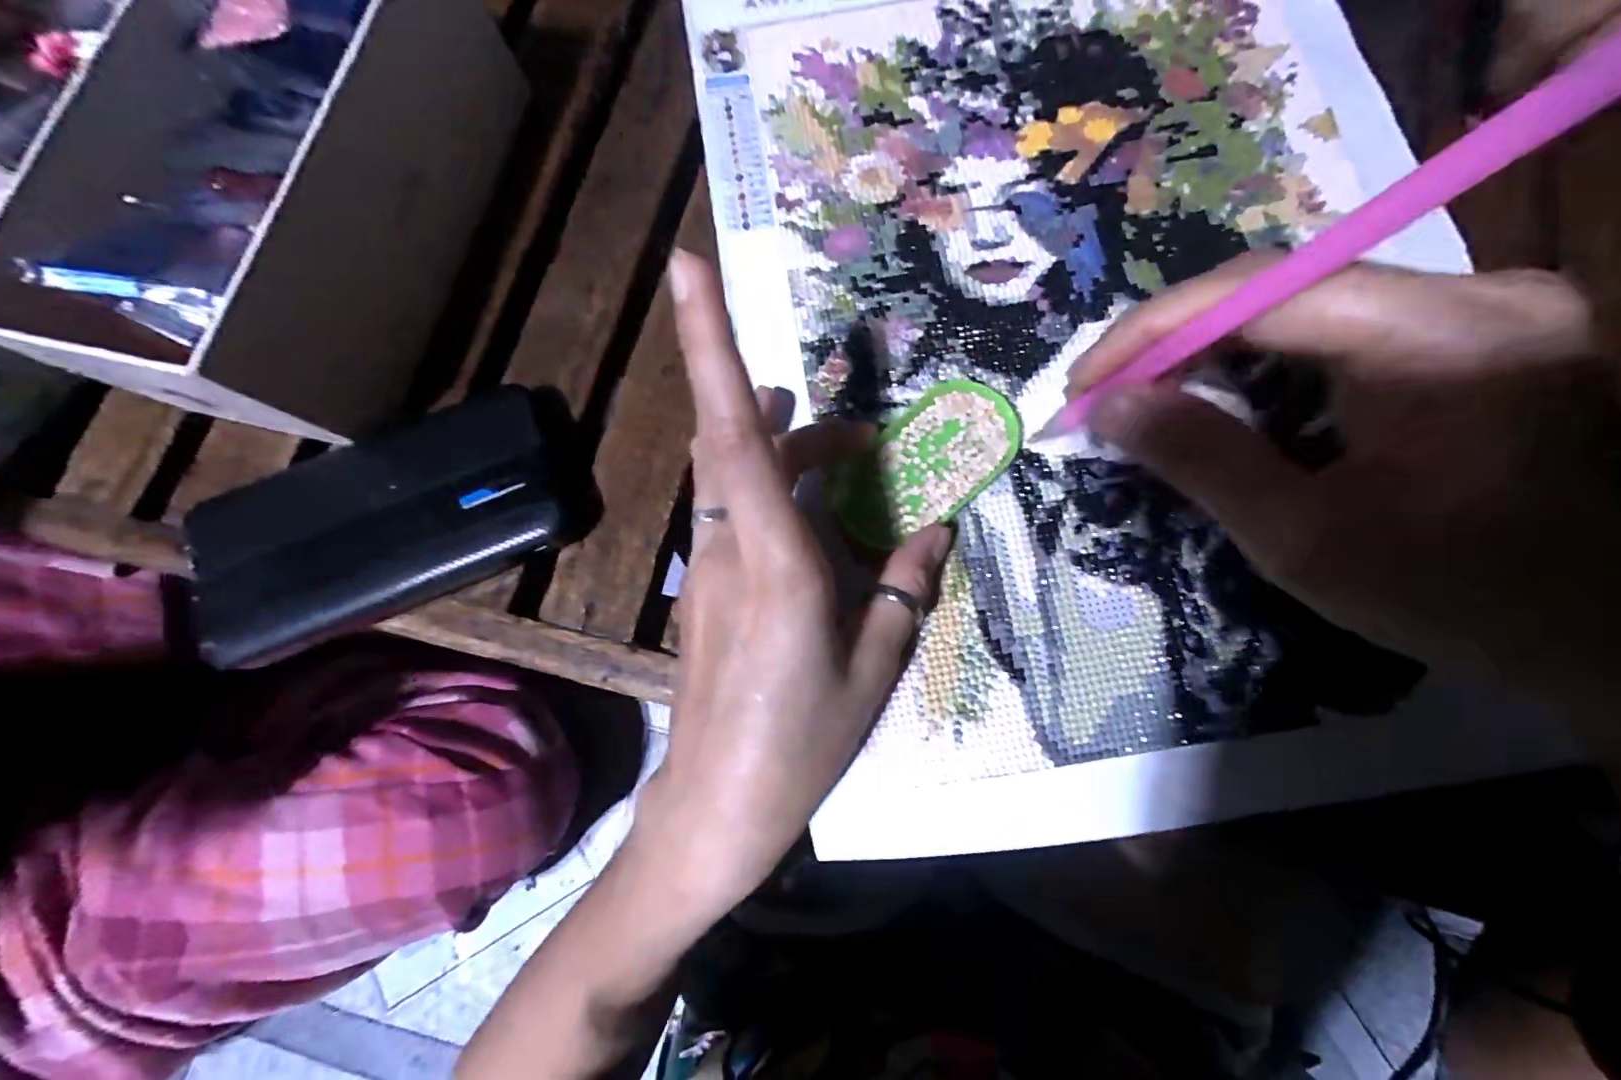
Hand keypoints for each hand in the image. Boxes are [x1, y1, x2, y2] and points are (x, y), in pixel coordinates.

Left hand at [638, 251, 952, 909]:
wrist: (716, 805)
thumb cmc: (802, 741)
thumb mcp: (877, 663)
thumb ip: (906, 584)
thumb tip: (936, 526)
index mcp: (776, 559)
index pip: (738, 431)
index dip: (708, 344)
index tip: (684, 267)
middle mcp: (731, 546)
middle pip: (742, 442)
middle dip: (795, 417)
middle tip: (863, 437)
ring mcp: (710, 566)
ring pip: (735, 475)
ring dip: (783, 449)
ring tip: (844, 458)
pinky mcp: (708, 588)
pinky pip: (735, 513)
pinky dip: (772, 492)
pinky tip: (812, 517)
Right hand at [1067, 253, 1615, 680]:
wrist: (1597, 634)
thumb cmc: (1447, 598)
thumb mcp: (1301, 540)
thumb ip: (1202, 459)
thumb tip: (1109, 406)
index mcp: (1444, 338)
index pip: (1269, 289)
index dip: (1158, 327)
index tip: (1085, 380)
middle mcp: (1477, 290)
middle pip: (1286, 282)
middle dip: (1178, 334)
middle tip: (1106, 388)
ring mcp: (1487, 300)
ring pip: (1308, 296)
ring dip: (1216, 341)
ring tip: (1147, 388)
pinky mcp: (1479, 326)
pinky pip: (1341, 320)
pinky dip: (1266, 352)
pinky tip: (1223, 387)